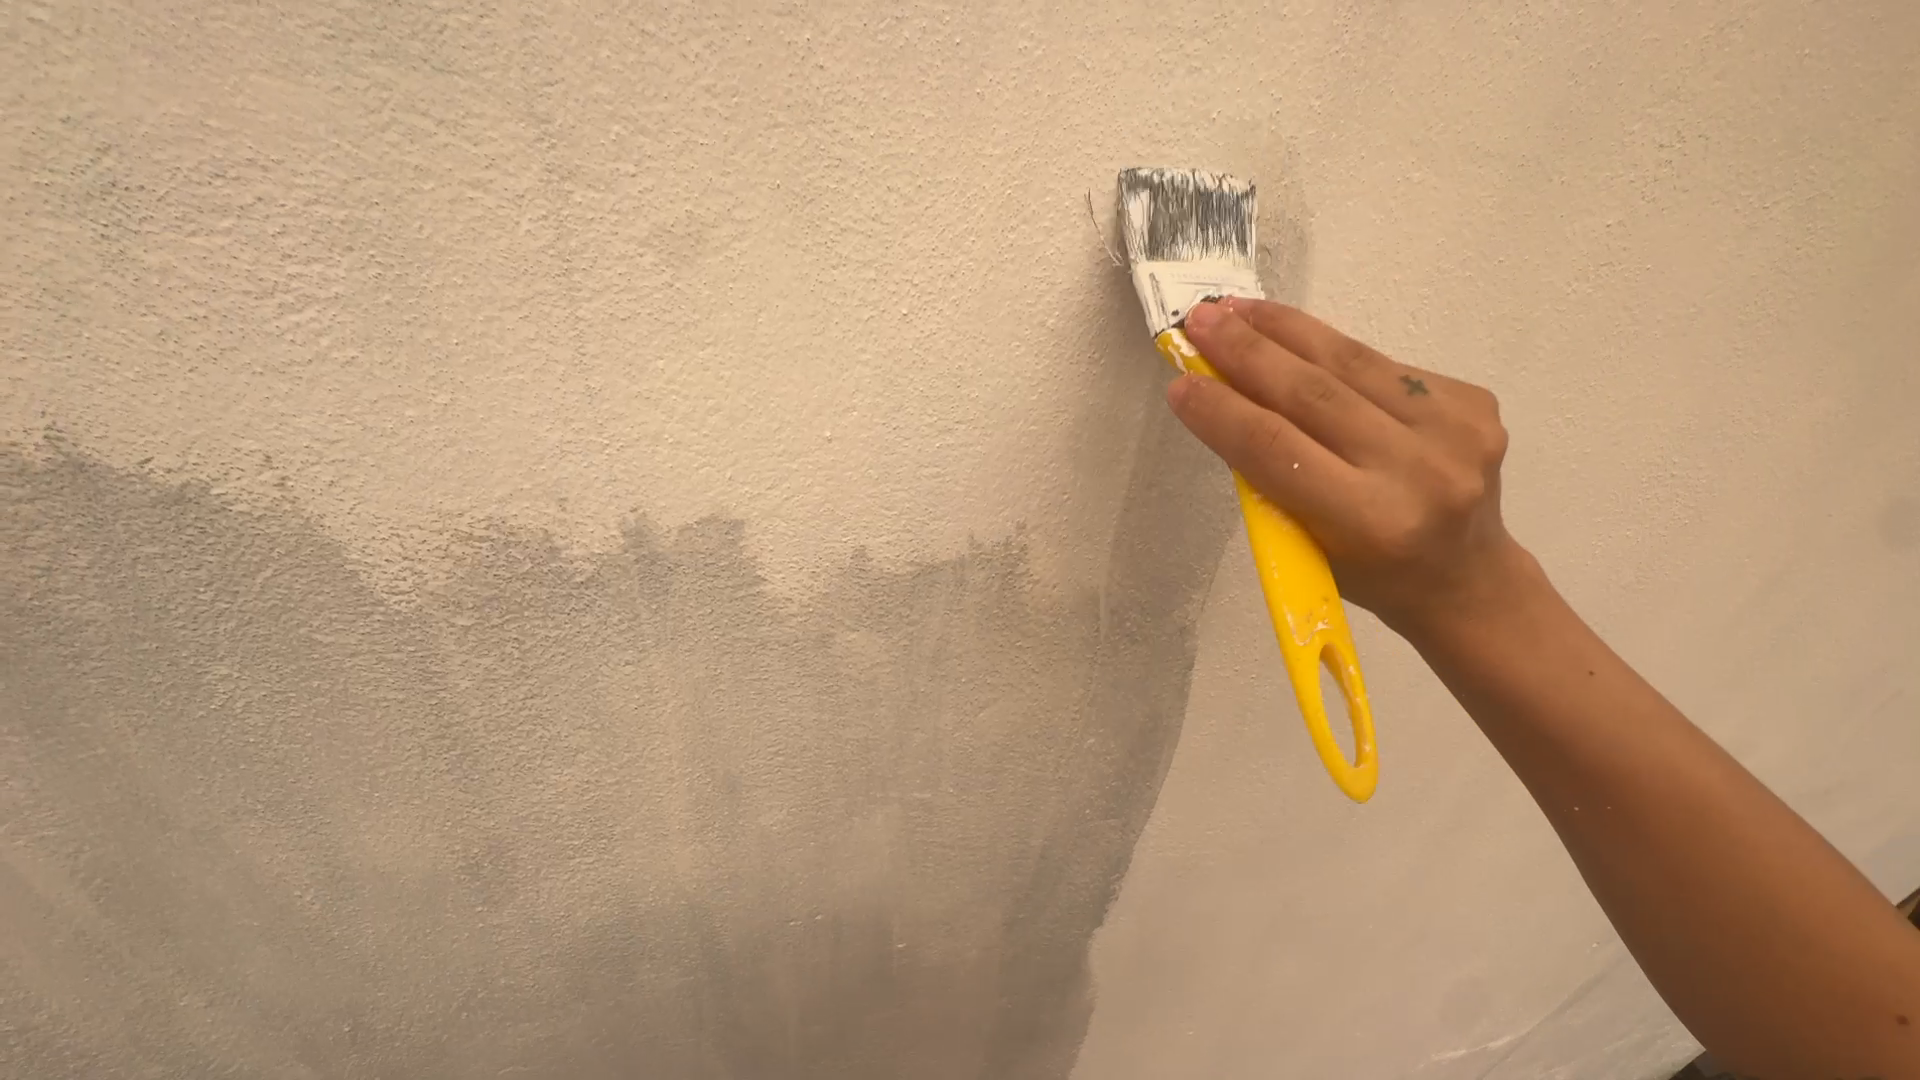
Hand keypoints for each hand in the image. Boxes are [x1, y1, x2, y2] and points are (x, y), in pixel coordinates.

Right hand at [1168, 297, 1533, 634]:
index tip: (1180, 381)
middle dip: (1246, 352)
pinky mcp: (1472, 400)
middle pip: (1313, 394)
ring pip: (1349, 362)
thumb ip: (1270, 475)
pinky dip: (1326, 347)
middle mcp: (1421, 470)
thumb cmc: (1367, 573)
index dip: (1222, 411)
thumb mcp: (1303, 543)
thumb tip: (1223, 399)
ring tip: (1234, 309)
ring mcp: (1456, 429)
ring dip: (1282, 331)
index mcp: (1372, 521)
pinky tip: (1289, 335)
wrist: (1465, 576)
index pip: (1277, 449)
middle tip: (1198, 320)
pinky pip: (1380, 364)